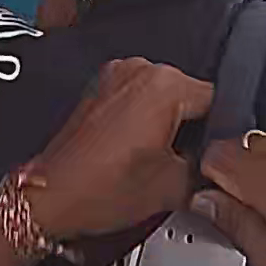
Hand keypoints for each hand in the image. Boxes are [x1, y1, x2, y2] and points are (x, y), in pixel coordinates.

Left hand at [26, 58, 210, 239]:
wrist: (48, 196)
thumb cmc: (99, 188)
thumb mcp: (172, 187)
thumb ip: (206, 168)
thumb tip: (214, 164)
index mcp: (166, 85)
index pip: (215, 100)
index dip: (216, 133)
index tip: (209, 153)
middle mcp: (141, 69)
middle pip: (188, 95)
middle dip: (189, 126)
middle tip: (180, 160)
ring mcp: (116, 74)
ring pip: (162, 95)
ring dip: (164, 120)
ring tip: (153, 155)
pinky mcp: (99, 86)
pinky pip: (136, 95)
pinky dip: (141, 116)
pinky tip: (133, 146)